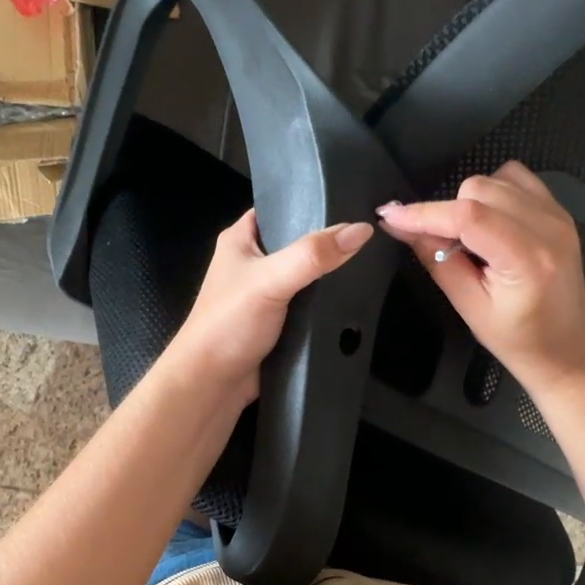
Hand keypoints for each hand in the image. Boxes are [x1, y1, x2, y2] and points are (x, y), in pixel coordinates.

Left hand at [165, 209, 374, 399]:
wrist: (211, 385)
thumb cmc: (229, 323)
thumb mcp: (271, 280)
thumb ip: (313, 255)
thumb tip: (362, 229)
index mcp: (240, 239)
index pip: (280, 207)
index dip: (312, 202)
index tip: (354, 199)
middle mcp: (252, 262)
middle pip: (298, 242)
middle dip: (329, 241)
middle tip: (372, 232)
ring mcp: (265, 294)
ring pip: (306, 276)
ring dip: (330, 275)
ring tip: (373, 261)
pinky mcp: (278, 322)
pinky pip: (308, 305)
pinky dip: (326, 304)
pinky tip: (355, 298)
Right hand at [377, 161, 584, 391]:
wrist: (566, 349)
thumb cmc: (517, 339)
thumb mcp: (469, 306)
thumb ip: (436, 261)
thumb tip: (400, 226)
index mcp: (527, 259)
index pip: (468, 217)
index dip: (424, 212)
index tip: (390, 216)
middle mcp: (548, 227)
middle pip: (478, 189)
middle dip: (448, 213)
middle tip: (444, 247)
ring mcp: (557, 214)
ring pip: (493, 179)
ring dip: (468, 203)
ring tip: (471, 240)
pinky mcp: (558, 210)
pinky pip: (515, 178)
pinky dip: (493, 192)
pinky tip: (490, 222)